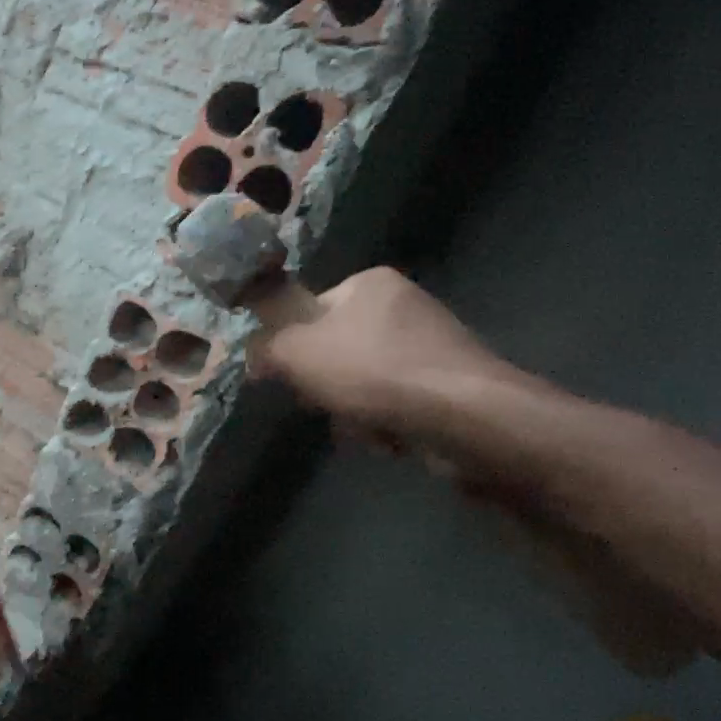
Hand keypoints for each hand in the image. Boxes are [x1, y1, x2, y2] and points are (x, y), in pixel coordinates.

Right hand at [248, 267, 520, 440]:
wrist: (464, 416)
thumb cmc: (372, 370)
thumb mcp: (295, 352)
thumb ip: (265, 346)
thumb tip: (255, 354)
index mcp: (369, 283)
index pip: (312, 310)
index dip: (293, 344)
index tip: (290, 374)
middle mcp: (404, 305)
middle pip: (337, 349)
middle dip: (326, 385)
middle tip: (325, 403)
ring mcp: (432, 345)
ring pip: (364, 381)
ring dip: (353, 410)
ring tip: (363, 426)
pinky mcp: (451, 384)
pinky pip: (397, 402)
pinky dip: (386, 422)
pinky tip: (391, 437)